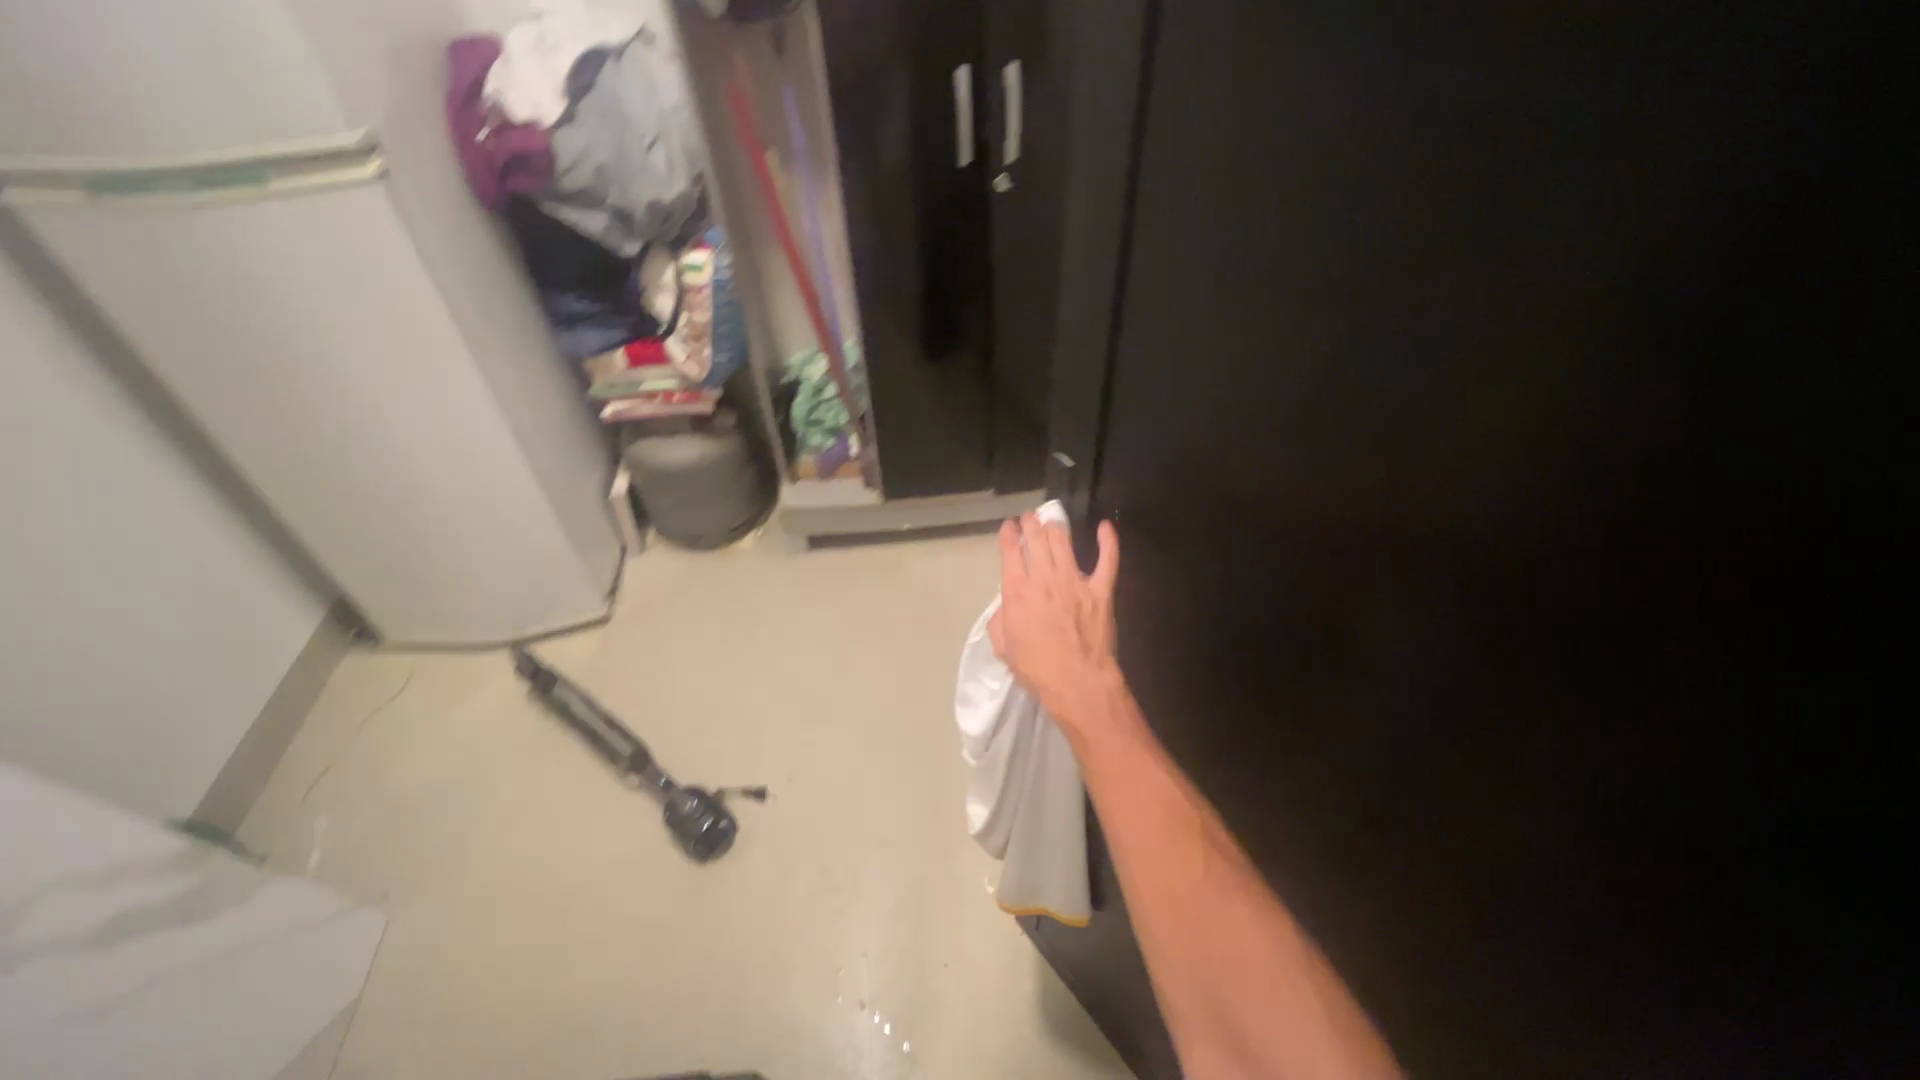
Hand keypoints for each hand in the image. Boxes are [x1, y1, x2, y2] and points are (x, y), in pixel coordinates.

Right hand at [990, 513, 1122, 733]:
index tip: (1008, 527)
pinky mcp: (1101, 590)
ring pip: (1063, 543)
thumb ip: (1001, 621)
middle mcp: (1044, 579)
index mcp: (1017, 592)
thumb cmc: (1036, 670)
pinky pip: (1108, 560)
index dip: (1008, 536)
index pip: (1010, 553)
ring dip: (1055, 528)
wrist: (1077, 682)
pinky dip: (1108, 541)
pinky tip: (1106, 527)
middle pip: (1036, 540)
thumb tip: (1007, 608)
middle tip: (1029, 518)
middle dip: (1031, 524)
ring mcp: (1075, 582)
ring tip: (1052, 522)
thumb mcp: (1004, 648)